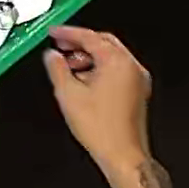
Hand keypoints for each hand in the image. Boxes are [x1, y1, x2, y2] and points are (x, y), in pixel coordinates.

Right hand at [43, 25, 153, 178]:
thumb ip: (56, 67)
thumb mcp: (67, 92)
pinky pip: (116, 69)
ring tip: (67, 63)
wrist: (122, 155)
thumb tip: (51, 56)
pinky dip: (99, 66)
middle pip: (103, 42)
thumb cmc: (101, 127)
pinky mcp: (137, 92)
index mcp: (116, 62)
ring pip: (111, 55)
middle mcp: (131, 68)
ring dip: (88, 55)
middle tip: (60, 43)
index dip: (67, 32)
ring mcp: (137, 80)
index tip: (53, 32)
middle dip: (79, 41)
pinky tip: (82, 78)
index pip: (89, 36)